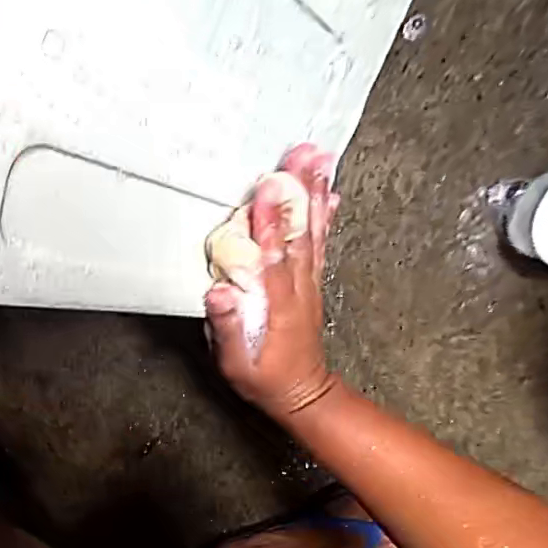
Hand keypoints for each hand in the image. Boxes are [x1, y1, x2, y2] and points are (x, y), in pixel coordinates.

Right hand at [205, 144, 340, 420]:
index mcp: (278, 304)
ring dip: (315, 194)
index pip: (271, 255)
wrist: (303, 394)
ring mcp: (308, 284)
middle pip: (298, 232)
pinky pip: (319, 246)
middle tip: (303, 153)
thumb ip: (227, 327)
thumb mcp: (236, 364)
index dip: (267, 221)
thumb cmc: (264, 379)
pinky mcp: (310, 285)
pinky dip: (324, 218)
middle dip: (299, 190)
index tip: (266, 187)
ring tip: (318, 158)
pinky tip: (329, 195)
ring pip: (312, 232)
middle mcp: (299, 288)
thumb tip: (217, 291)